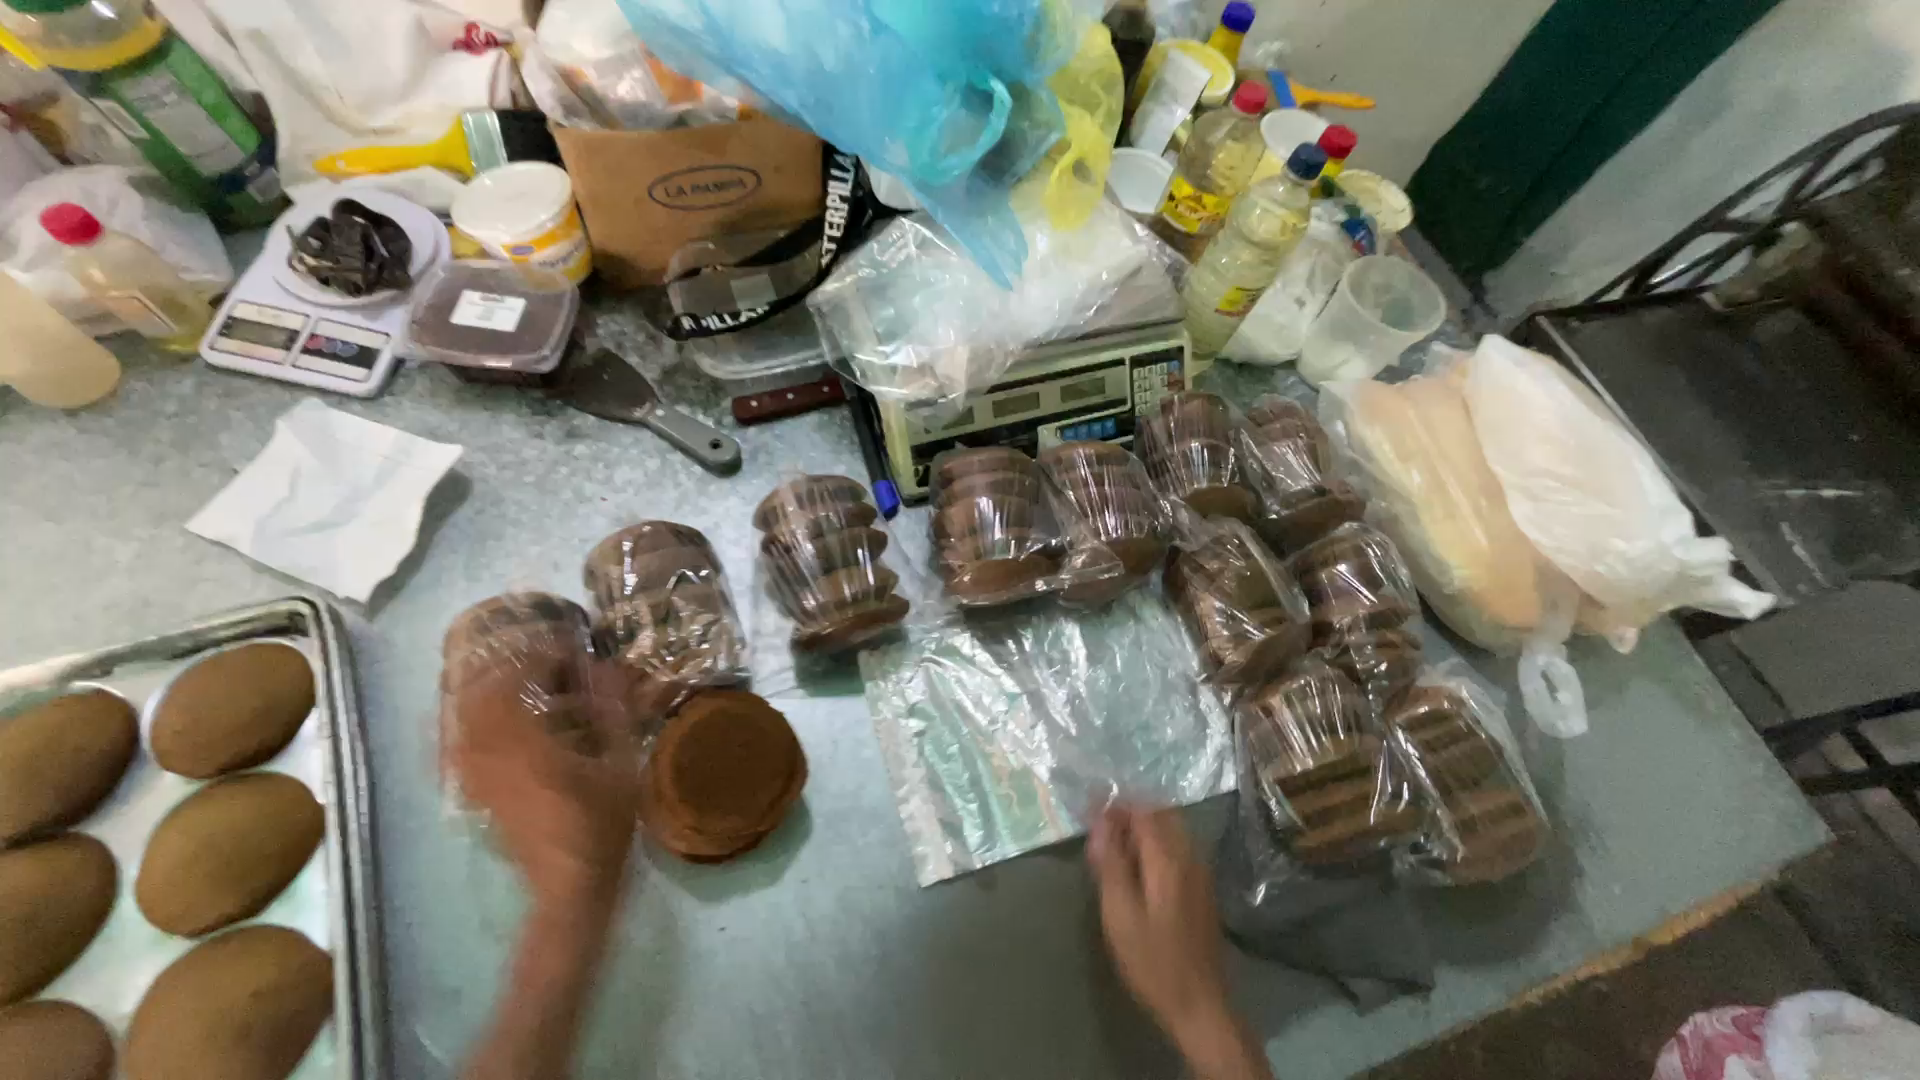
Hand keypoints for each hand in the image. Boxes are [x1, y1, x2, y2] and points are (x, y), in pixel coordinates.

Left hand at [448, 657, 640, 914]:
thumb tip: (609, 670)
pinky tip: (479, 720)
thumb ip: (615, 714)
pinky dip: (463, 724)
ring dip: (481, 692)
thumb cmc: (603, 824)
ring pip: (460, 721)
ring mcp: (477, 778)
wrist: (570, 883)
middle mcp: (493, 757)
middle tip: (532, 657)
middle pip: (477, 697)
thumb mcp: (622, 765)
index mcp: (531, 747)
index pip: (517, 685)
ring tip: (509, 679)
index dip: (536, 657)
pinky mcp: (474, 794)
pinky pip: (454, 748)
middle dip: (502, 669)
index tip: (561, 645)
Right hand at [1088, 804, 1271, 1079]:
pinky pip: (1176, 849)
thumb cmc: (1153, 961)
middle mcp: (1190, 857)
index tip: (1089, 804)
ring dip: (1141, 827)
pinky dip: (1153, 844)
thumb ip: (1110, 864)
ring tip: (1111, 841)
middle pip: (1160, 815)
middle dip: (1129, 811)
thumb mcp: (1120, 914)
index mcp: (1169, 859)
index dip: (1115, 803)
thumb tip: (1100, 822)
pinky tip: (1135, 864)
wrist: (1199, 1005)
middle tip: (1098, 822)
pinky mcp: (1201, 890)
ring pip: (1170, 831)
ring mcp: (1200, 873)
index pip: (1143, 811)